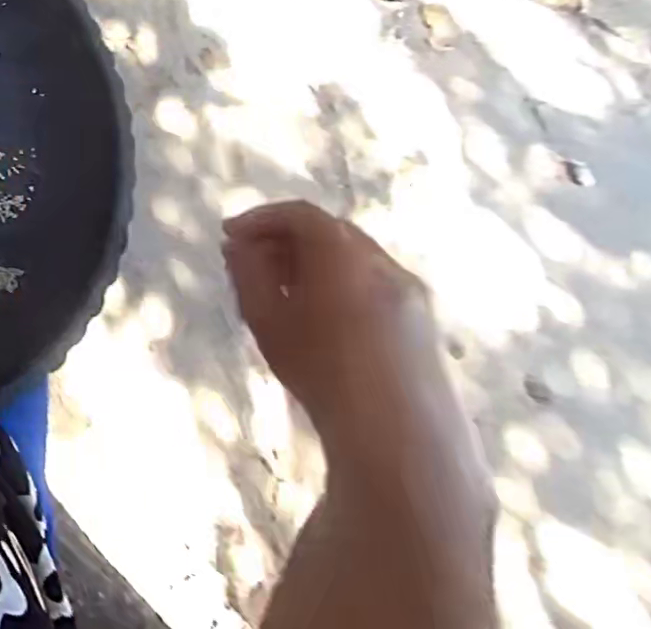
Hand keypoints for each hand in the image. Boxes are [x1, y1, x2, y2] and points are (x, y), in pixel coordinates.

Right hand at [223, 201, 459, 446]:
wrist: (400, 437)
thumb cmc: (320, 369)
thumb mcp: (265, 317)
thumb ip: (247, 272)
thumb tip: (237, 245)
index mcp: (345, 259)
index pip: (301, 214)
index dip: (259, 217)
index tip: (229, 236)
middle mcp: (385, 266)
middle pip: (328, 231)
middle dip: (282, 236)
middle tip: (247, 259)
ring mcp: (411, 293)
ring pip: (350, 255)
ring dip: (308, 258)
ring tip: (276, 286)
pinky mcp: (421, 319)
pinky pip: (369, 278)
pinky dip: (334, 277)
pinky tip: (313, 309)